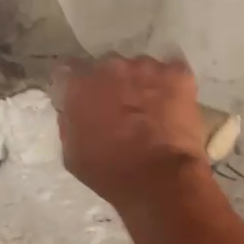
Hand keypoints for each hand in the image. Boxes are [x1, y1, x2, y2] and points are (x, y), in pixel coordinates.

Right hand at [58, 56, 211, 213]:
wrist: (160, 177)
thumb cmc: (110, 172)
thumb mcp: (72, 154)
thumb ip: (69, 123)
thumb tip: (72, 111)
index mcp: (79, 85)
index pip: (66, 70)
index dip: (72, 85)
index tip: (77, 100)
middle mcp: (110, 66)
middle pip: (105, 67)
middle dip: (107, 84)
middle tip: (115, 110)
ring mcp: (146, 66)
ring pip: (138, 68)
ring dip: (137, 84)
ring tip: (146, 112)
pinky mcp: (177, 73)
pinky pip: (168, 73)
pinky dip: (167, 87)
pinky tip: (168, 108)